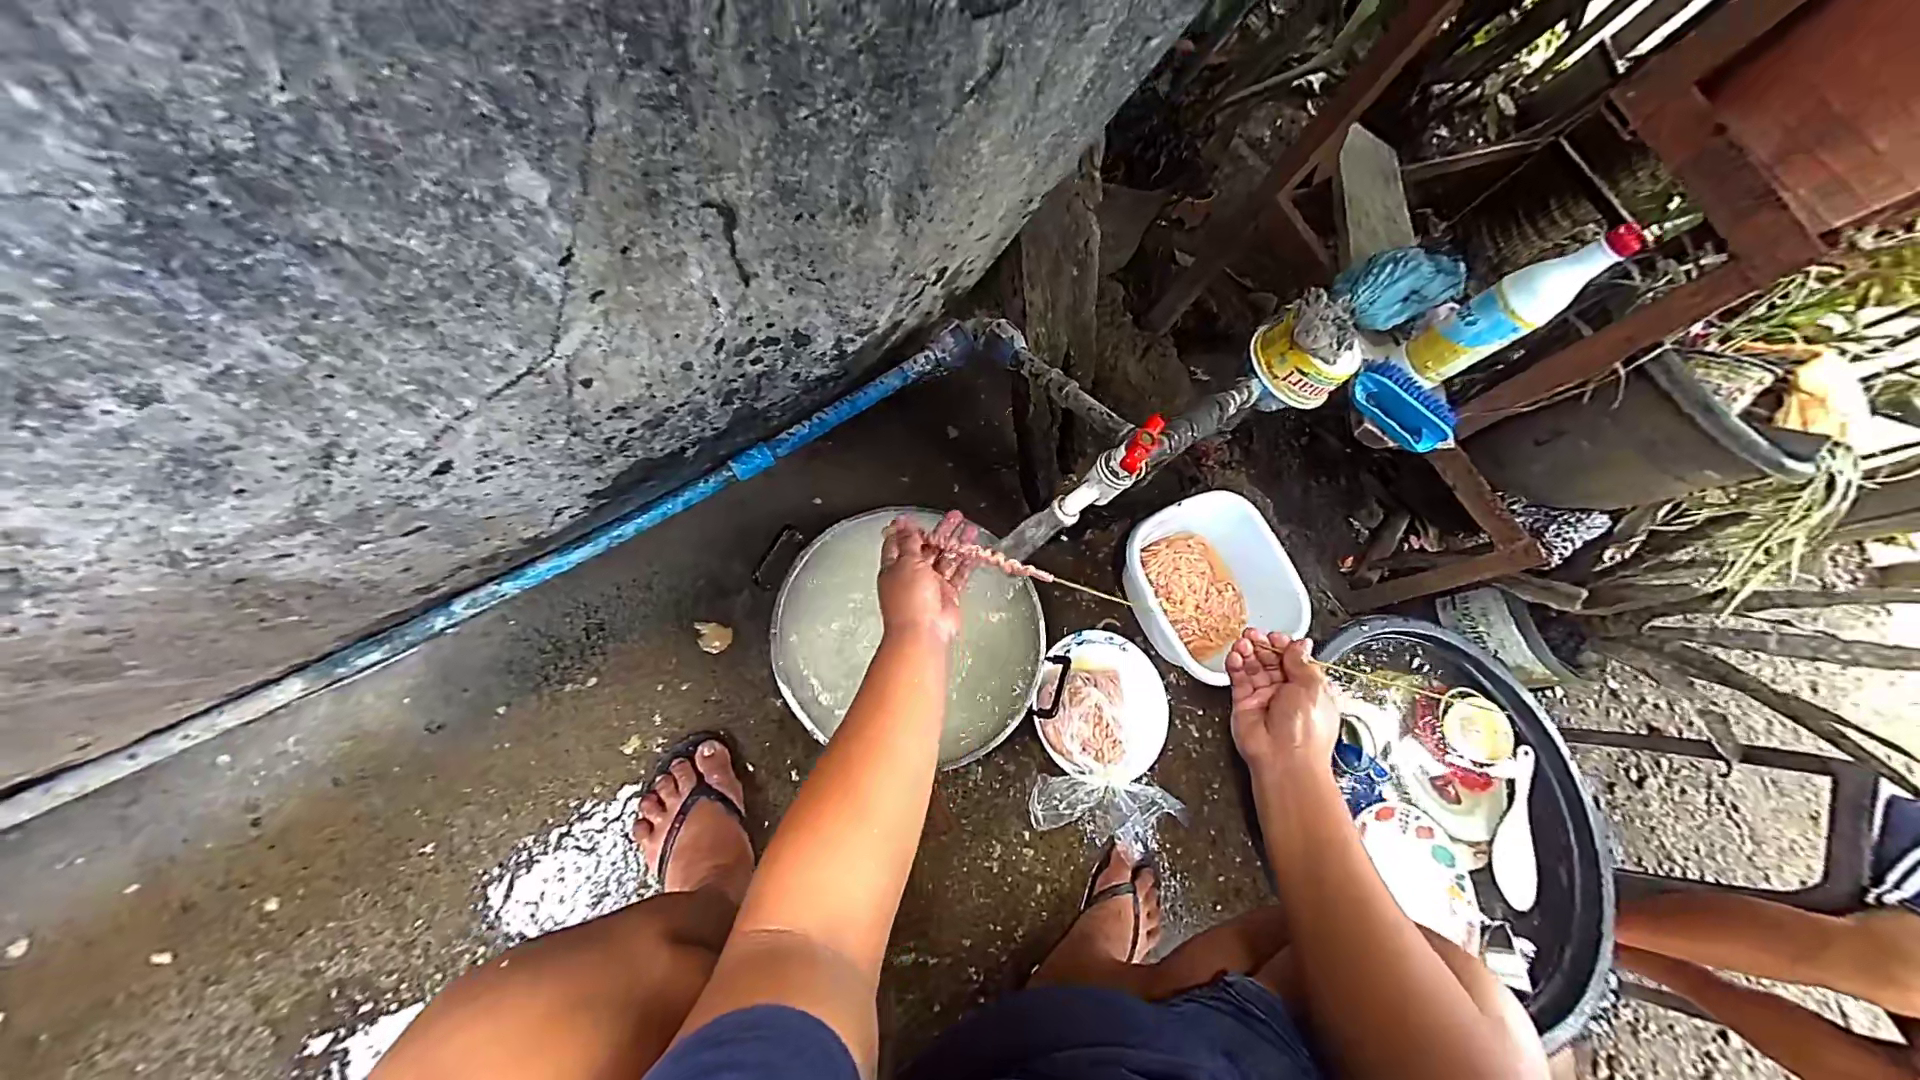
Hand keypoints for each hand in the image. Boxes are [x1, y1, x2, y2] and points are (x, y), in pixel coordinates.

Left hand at [877, 511, 977, 643]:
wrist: (923, 632)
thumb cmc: (909, 600)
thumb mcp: (906, 563)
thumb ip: (909, 542)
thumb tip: (903, 524)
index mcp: (895, 566)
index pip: (899, 542)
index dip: (907, 529)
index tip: (914, 517)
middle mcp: (912, 574)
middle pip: (927, 547)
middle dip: (941, 531)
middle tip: (955, 517)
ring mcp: (931, 584)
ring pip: (946, 558)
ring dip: (957, 543)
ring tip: (970, 528)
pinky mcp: (948, 594)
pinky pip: (958, 574)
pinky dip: (966, 561)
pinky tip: (974, 549)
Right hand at [1225, 629, 1339, 771]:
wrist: (1284, 759)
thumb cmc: (1306, 731)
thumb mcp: (1312, 687)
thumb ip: (1301, 662)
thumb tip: (1300, 644)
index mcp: (1308, 687)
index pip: (1292, 659)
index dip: (1282, 645)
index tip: (1274, 636)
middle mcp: (1285, 691)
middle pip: (1270, 660)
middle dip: (1261, 645)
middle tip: (1252, 635)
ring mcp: (1263, 697)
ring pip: (1252, 667)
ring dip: (1247, 652)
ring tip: (1241, 643)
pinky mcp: (1244, 703)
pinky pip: (1237, 679)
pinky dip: (1234, 666)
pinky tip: (1234, 657)